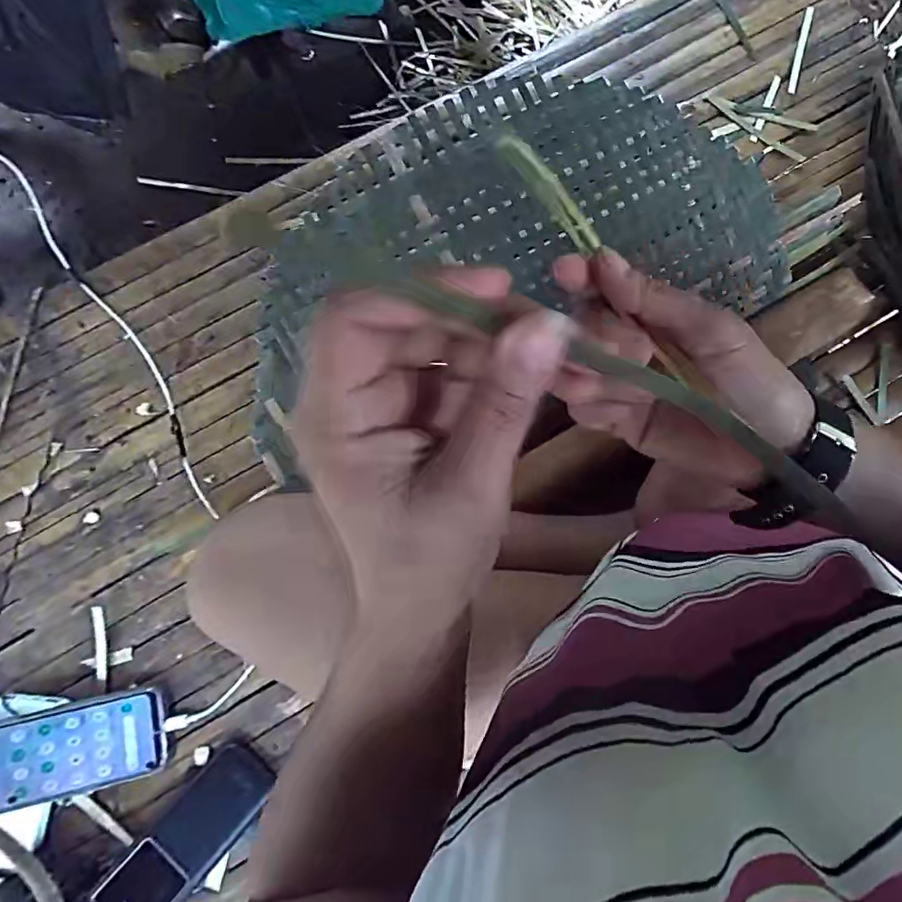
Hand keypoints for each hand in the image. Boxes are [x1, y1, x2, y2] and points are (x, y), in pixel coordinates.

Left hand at [291, 271, 569, 612]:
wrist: (425, 612)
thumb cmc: (431, 562)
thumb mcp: (474, 482)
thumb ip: (507, 401)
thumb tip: (550, 323)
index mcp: (337, 414)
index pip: (355, 319)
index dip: (423, 291)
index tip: (497, 289)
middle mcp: (356, 395)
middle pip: (412, 322)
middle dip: (482, 319)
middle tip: (550, 328)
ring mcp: (392, 401)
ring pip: (445, 340)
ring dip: (505, 342)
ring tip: (564, 355)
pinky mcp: (426, 411)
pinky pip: (466, 369)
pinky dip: (508, 368)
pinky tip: (550, 375)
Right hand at [550, 249, 812, 489]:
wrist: (773, 447)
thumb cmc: (753, 378)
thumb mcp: (715, 332)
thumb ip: (659, 302)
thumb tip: (602, 260)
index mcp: (653, 312)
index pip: (602, 286)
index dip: (580, 277)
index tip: (565, 272)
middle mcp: (628, 342)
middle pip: (580, 328)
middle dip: (597, 336)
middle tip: (639, 353)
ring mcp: (621, 384)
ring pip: (574, 368)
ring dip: (592, 374)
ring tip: (636, 390)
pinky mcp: (619, 423)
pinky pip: (583, 409)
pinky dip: (593, 406)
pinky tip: (623, 412)